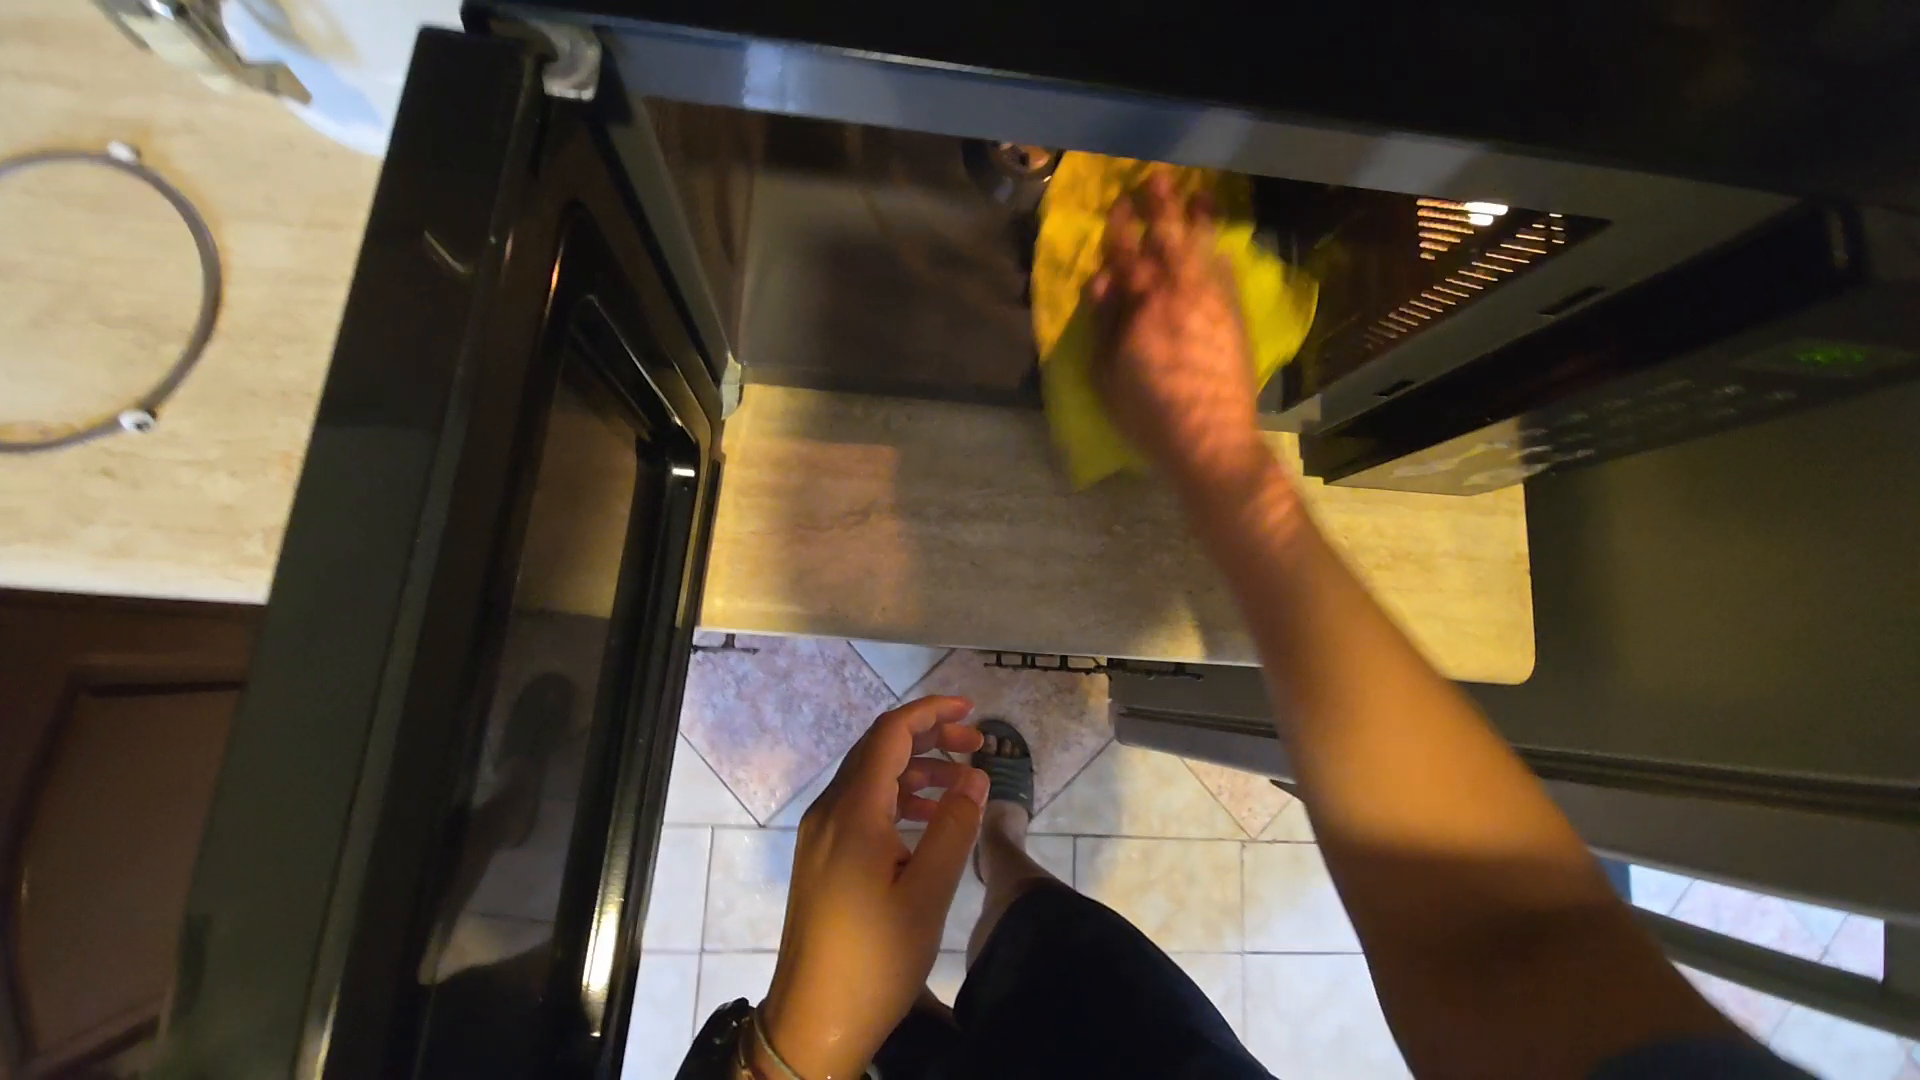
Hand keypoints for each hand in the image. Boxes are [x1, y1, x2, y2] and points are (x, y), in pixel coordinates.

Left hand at [757, 696, 988, 1078]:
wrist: (813, 1020)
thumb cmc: (875, 958)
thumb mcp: (928, 893)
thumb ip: (954, 826)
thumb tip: (976, 776)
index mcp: (852, 810)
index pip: (890, 735)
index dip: (930, 712)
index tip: (971, 710)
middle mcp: (830, 810)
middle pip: (879, 749)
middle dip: (929, 738)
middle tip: (977, 745)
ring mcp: (821, 834)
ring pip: (871, 778)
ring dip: (917, 770)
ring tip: (964, 785)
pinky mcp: (823, 856)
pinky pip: (863, 806)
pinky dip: (899, 798)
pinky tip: (931, 820)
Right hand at [1088, 171, 1272, 499]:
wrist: (1211, 440)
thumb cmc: (1147, 415)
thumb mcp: (1106, 376)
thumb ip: (1104, 323)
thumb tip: (1101, 280)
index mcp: (1143, 305)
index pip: (1128, 254)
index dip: (1121, 227)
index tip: (1118, 204)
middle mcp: (1181, 292)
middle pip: (1170, 238)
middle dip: (1161, 206)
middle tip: (1156, 178)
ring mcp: (1213, 301)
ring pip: (1204, 248)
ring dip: (1196, 219)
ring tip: (1196, 194)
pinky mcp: (1235, 317)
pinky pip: (1227, 273)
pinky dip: (1220, 253)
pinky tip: (1218, 245)